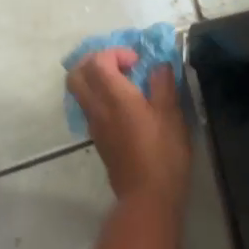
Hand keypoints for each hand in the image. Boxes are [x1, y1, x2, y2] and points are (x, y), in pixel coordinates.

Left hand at [66, 49, 190, 207]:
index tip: (137, 61)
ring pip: (78, 91)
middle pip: (76, 74)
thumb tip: (158, 65)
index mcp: (115, 97)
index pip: (97, 62)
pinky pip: (88, 106)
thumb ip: (163, 84)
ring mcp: (94, 124)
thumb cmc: (163, 153)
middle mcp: (97, 108)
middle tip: (120, 64)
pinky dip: (98, 95)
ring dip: (94, 78)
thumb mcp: (171, 114)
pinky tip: (123, 104)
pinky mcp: (97, 138)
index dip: (115, 53)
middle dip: (94, 61)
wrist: (147, 195)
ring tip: (122, 82)